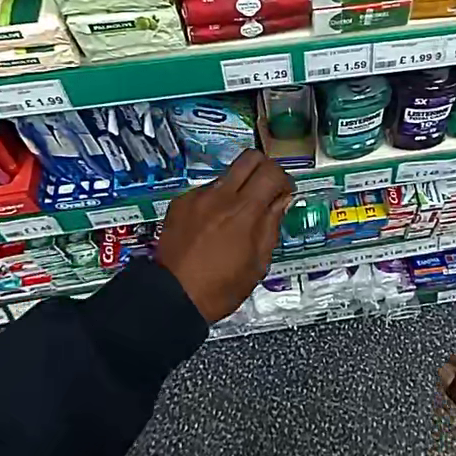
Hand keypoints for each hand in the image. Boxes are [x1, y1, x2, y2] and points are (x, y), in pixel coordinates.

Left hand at [156, 149, 293, 321]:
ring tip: (236, 215)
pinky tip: (213, 226)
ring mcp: (197, 197)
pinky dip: (216, 201)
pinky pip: (206, 191)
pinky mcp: (180, 203)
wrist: (171, 298)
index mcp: (244, 211)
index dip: (284, 180)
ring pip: (227, 174)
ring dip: (240, 186)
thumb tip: (281, 200)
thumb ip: (271, 224)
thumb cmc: (220, 288)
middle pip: (250, 157)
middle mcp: (220, 196)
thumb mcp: (259, 262)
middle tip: (266, 190)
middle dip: (264, 169)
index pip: (272, 172)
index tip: (284, 194)